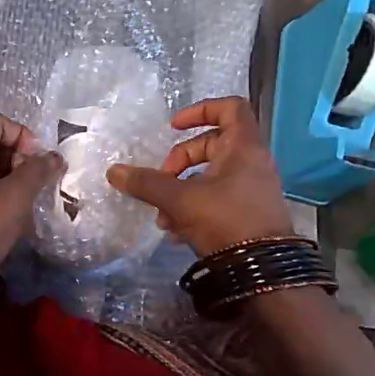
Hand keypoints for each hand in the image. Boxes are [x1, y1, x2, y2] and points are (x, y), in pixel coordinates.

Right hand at [105, 96, 293, 255]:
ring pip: (209, 175)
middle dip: (179, 161)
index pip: (229, 108)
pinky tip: (176, 231)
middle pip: (210, 144)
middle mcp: (251, 162)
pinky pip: (217, 197)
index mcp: (242, 147)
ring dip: (180, 190)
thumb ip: (146, 183)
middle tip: (161, 180)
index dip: (199, 110)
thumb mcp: (179, 199)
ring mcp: (251, 188)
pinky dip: (194, 206)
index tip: (173, 127)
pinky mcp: (248, 211)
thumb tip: (114, 172)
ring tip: (163, 216)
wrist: (260, 267)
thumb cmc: (225, 220)